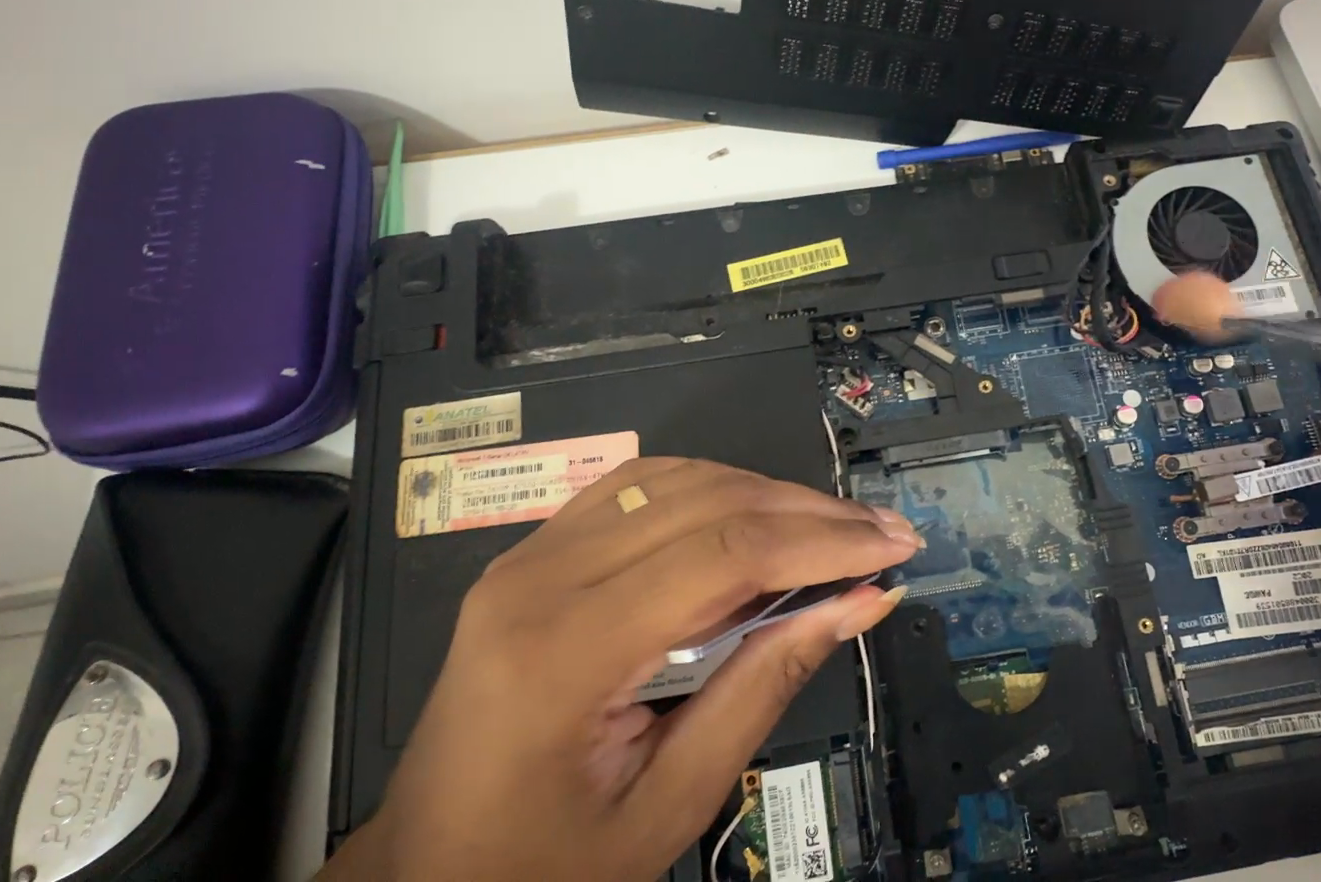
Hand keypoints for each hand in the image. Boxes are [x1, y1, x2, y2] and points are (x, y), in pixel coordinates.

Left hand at [318, 457, 919, 881]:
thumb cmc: (548, 864)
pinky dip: (709, 489)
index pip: (722, 554)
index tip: (895, 546)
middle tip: (883, 532)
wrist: (425, 873)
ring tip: (831, 527)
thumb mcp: (672, 801)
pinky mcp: (528, 554)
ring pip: (671, 479)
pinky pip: (633, 489)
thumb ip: (764, 685)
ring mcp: (525, 557)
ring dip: (763, 492)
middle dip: (808, 511)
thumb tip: (858, 603)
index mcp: (565, 652)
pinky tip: (755, 515)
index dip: (822, 539)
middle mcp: (537, 578)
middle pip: (703, 502)